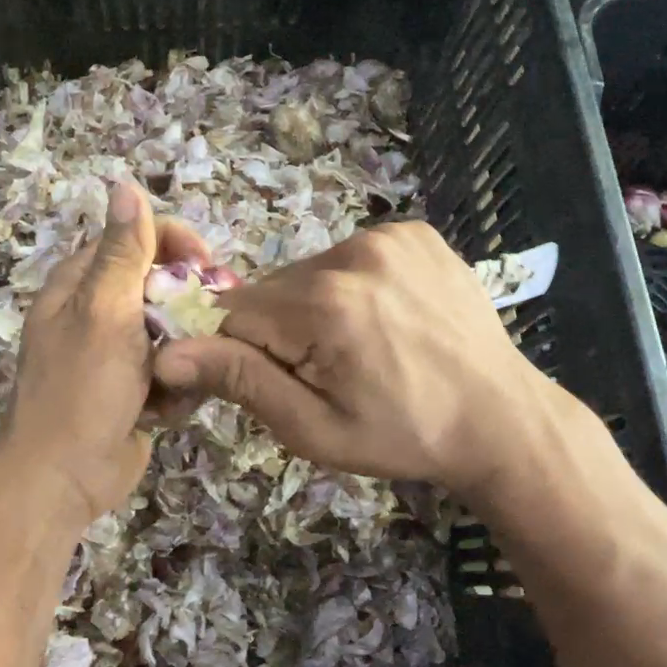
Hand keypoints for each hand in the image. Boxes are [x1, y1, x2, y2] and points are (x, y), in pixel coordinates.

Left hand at [0, 181, 210, 526]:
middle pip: (160, 286)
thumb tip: (124, 184)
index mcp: (79, 285)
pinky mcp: (134, 391)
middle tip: (199, 331)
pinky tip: (163, 413)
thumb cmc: (81, 390)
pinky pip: (172, 372)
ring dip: (182, 356)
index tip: (207, 263)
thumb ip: (121, 252)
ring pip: (173, 332)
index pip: (133, 238)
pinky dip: (174, 390)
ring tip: (171, 383)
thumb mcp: (104, 312)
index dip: (173, 243)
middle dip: (185, 309)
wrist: (63, 479)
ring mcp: (116, 355)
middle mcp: (96, 313)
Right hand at [152, 222, 569, 497]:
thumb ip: (239, 381)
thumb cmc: (403, 435)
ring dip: (314, 305)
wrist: (501, 420)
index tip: (271, 378)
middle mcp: (352, 253)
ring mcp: (389, 236)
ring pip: (309, 271)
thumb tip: (166, 355)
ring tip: (361, 346)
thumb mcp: (313, 428)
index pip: (234, 311)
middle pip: (273, 288)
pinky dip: (351, 285)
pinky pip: (351, 256)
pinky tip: (385, 319)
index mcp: (324, 306)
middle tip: (324, 371)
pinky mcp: (415, 232)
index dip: (240, 348)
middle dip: (279, 328)